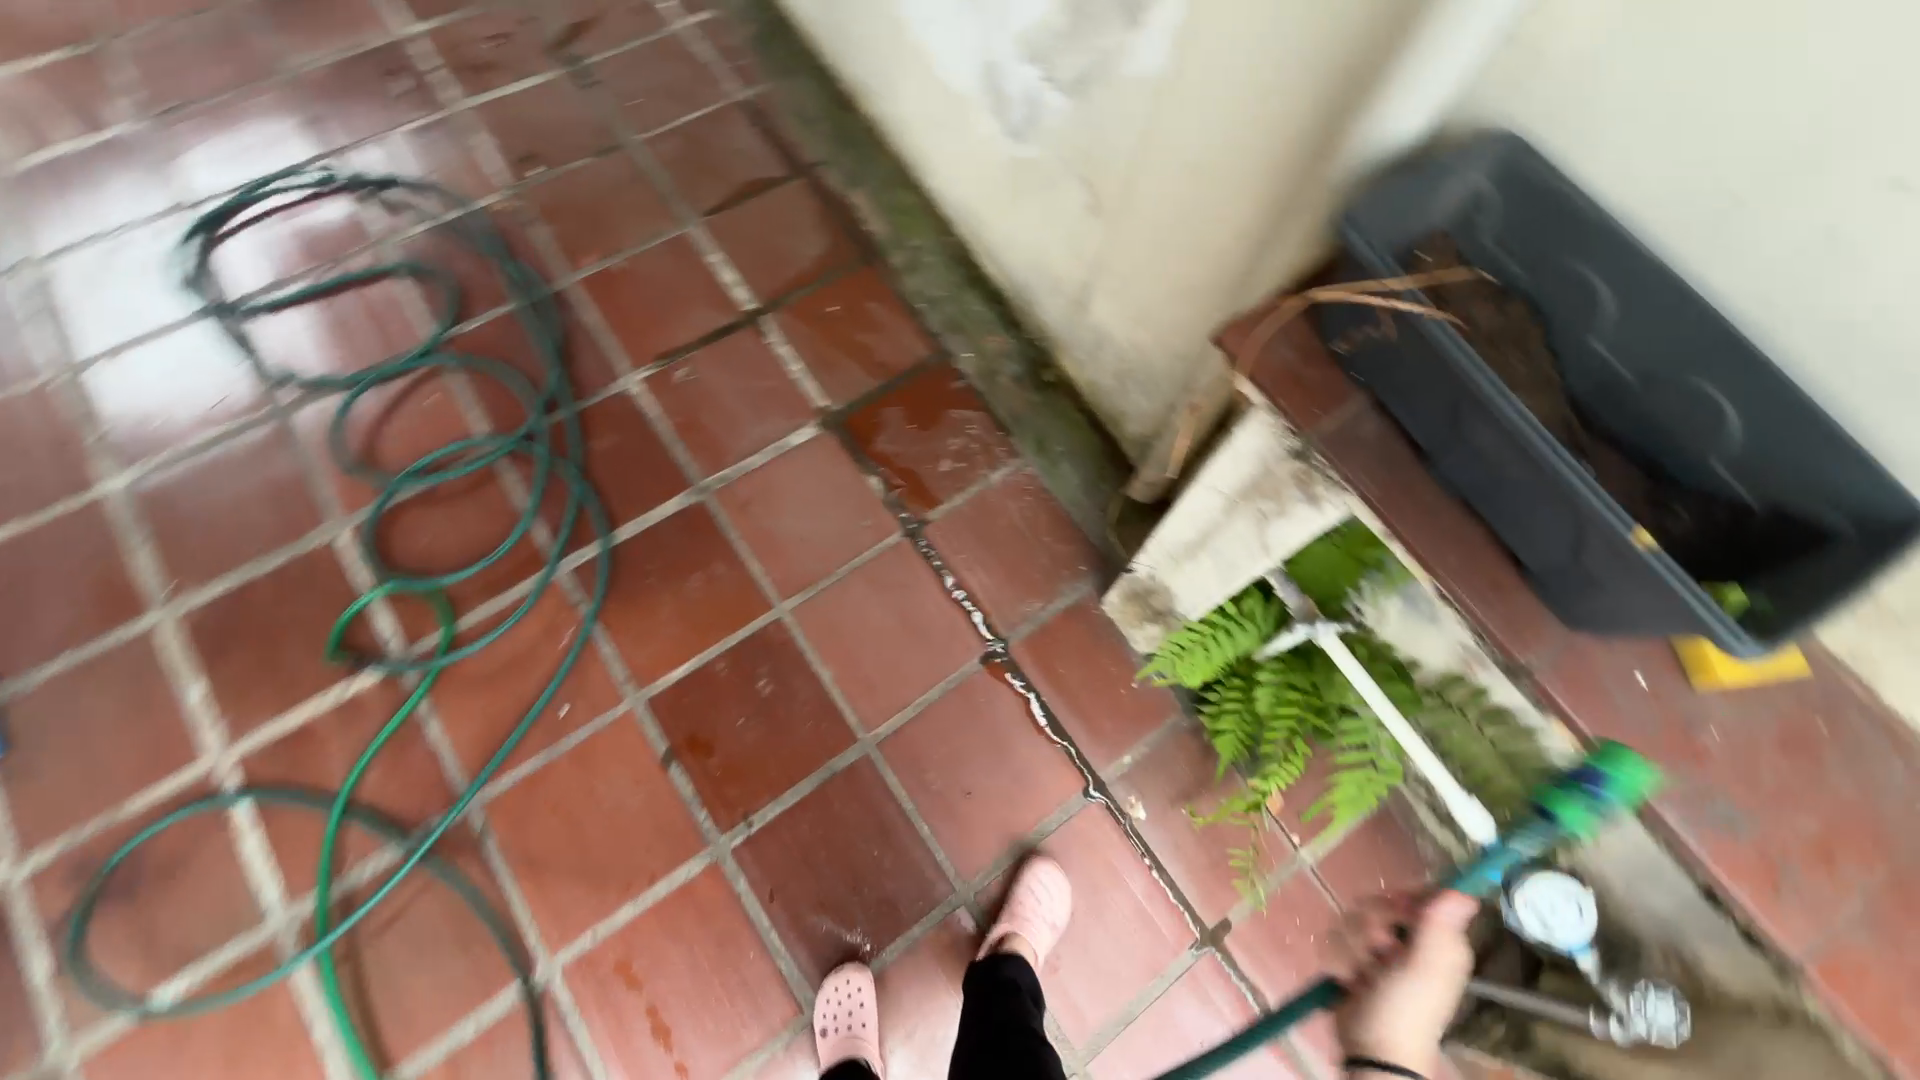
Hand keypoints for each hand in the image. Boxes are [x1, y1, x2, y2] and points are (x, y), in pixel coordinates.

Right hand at [1322, 891, 1478, 1077]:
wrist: (1372, 1052)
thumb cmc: (1404, 1012)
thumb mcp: (1423, 971)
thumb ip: (1438, 929)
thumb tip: (1464, 893)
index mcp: (1438, 940)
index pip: (1420, 894)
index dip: (1401, 898)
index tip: (1394, 914)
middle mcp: (1411, 940)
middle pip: (1379, 902)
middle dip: (1370, 928)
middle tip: (1379, 954)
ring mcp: (1381, 950)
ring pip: (1352, 918)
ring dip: (1352, 948)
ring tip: (1362, 976)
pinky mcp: (1355, 959)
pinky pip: (1337, 937)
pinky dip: (1340, 960)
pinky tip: (1348, 980)